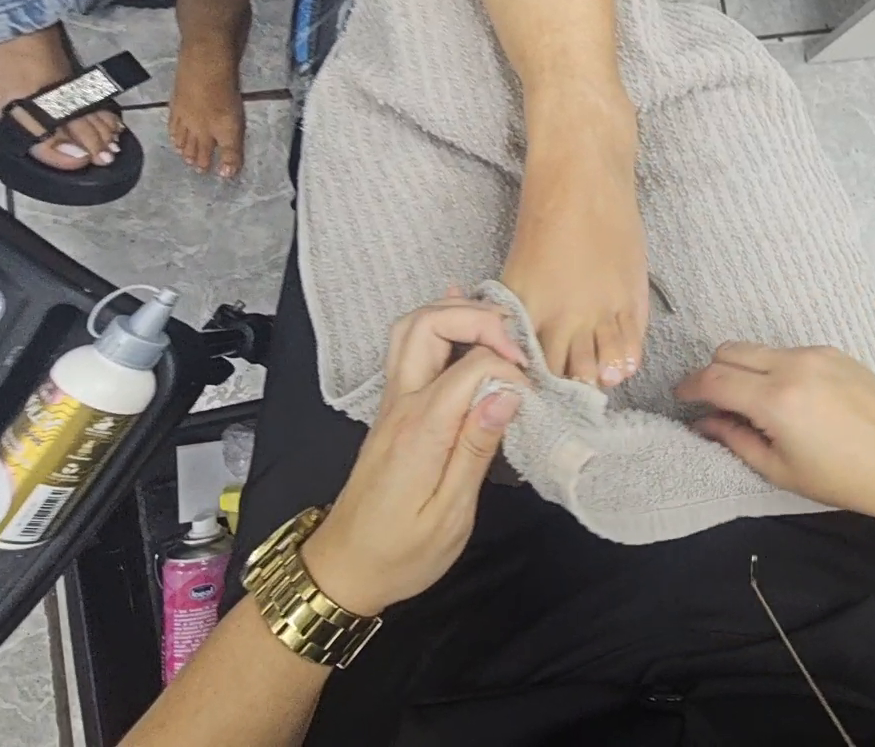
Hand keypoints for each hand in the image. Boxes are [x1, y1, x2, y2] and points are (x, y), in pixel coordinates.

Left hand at [300, 295, 528, 615]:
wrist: (342, 570)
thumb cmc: (403, 552)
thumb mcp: (450, 514)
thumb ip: (476, 449)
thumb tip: (507, 394)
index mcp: (421, 430)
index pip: (471, 366)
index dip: (509, 368)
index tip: (532, 393)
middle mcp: (402, 403)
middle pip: (429, 324)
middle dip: (478, 318)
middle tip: (515, 343)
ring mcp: (392, 400)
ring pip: (413, 326)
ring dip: (456, 312)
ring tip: (498, 326)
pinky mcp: (393, 406)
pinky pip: (408, 345)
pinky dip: (437, 320)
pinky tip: (456, 303)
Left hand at [501, 105, 648, 387]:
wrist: (583, 179)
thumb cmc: (545, 217)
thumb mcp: (518, 271)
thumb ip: (523, 314)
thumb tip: (523, 349)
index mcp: (528, 312)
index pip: (530, 371)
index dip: (535, 386)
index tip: (538, 392)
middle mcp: (564, 319)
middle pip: (566, 379)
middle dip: (567, 389)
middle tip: (568, 392)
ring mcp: (602, 312)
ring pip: (602, 370)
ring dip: (599, 377)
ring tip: (595, 379)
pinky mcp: (631, 300)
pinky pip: (631, 347)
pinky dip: (625, 361)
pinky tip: (619, 365)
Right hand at [676, 342, 874, 529]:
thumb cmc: (847, 479)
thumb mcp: (782, 471)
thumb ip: (735, 440)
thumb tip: (704, 423)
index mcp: (775, 399)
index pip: (713, 379)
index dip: (689, 388)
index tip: (680, 400)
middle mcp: (791, 365)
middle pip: (729, 351)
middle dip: (711, 373)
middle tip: (713, 403)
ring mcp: (815, 353)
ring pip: (757, 348)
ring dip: (743, 369)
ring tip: (754, 405)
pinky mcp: (835, 352)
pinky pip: (787, 352)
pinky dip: (773, 368)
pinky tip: (791, 399)